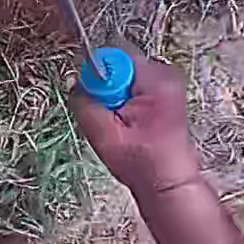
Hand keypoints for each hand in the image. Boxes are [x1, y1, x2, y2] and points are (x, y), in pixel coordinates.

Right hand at [68, 49, 205, 194]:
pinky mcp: (163, 92)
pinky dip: (123, 102)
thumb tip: (74, 80)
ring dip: (114, 97)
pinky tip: (129, 123)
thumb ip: (85, 102)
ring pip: (122, 77)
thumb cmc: (144, 164)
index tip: (99, 103)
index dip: (97, 79)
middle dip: (106, 90)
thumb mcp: (104, 134)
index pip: (113, 59)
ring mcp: (166, 82)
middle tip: (111, 118)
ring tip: (122, 124)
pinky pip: (131, 86)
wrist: (168, 184)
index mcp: (156, 79)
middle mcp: (165, 74)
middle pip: (117, 66)